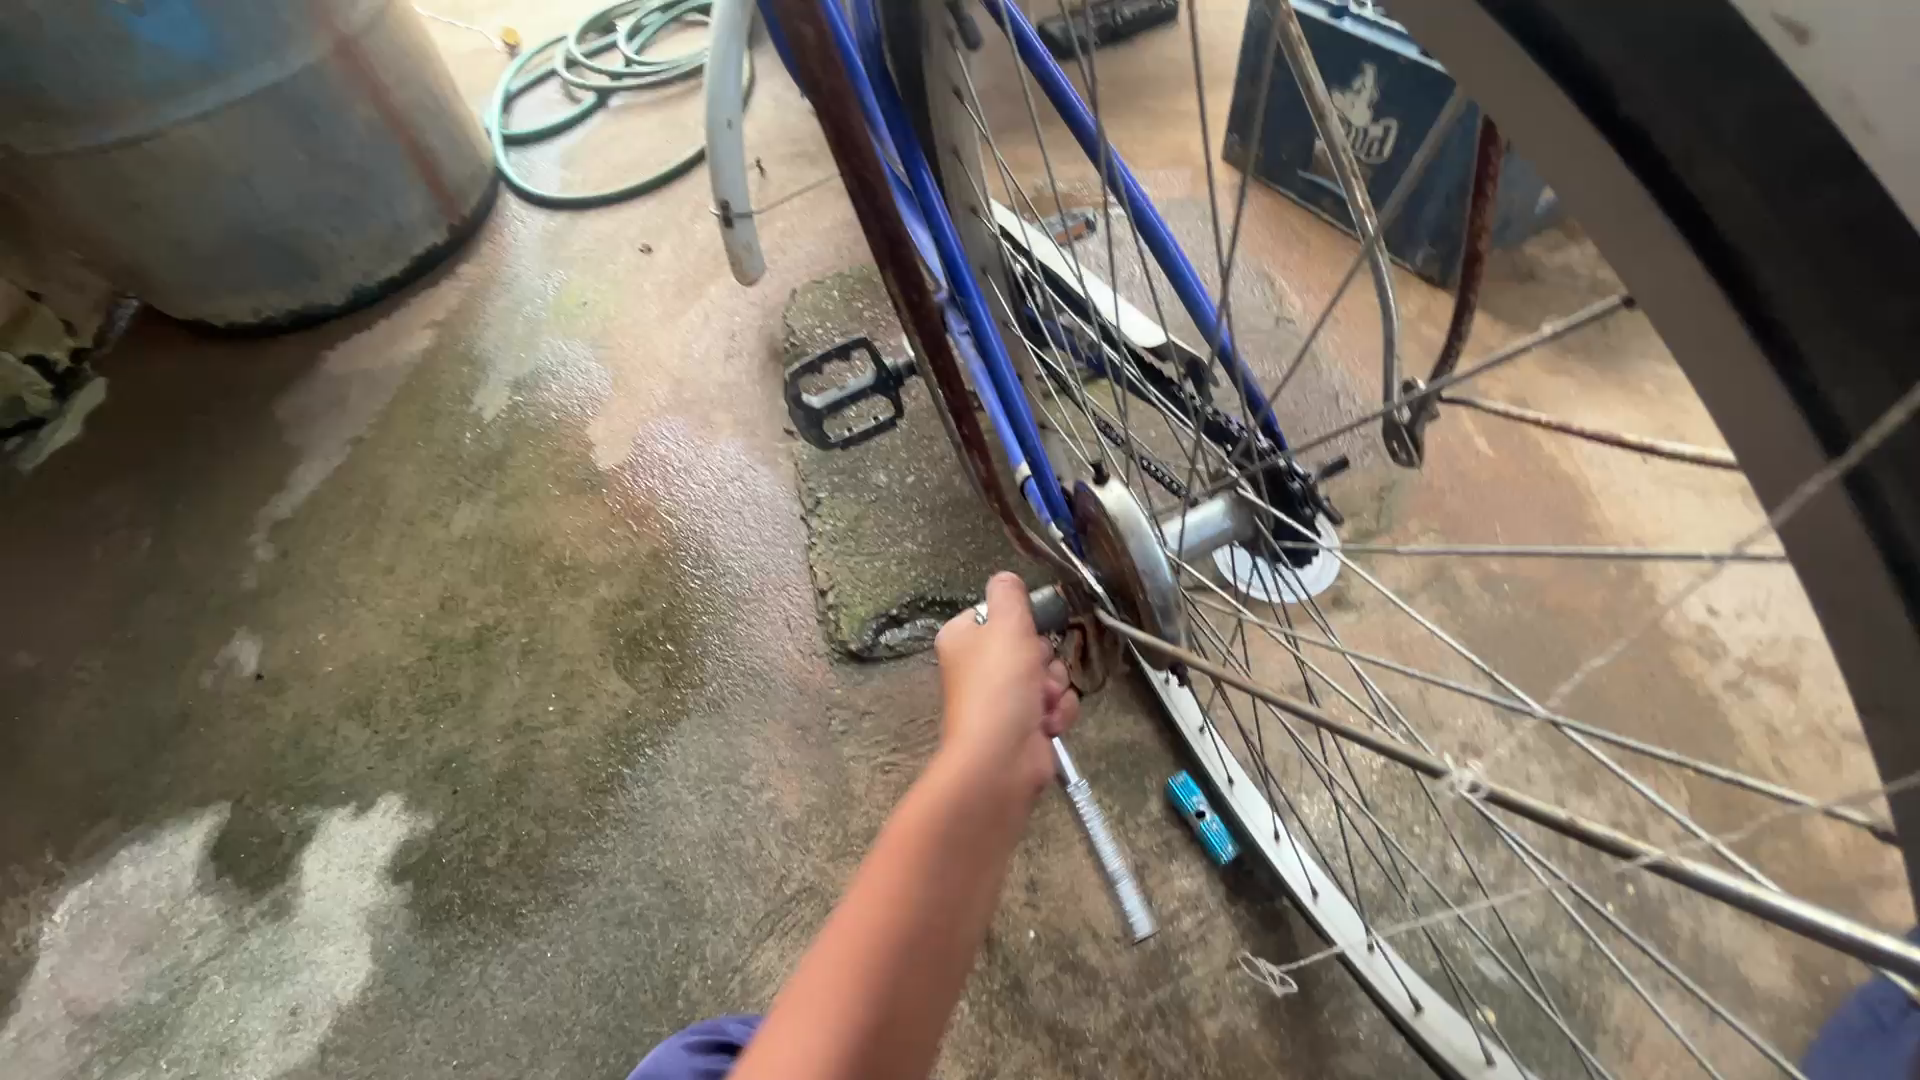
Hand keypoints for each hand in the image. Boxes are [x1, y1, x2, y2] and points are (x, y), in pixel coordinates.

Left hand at [933, 572, 1079, 799]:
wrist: (1000, 758)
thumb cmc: (998, 685)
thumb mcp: (1005, 624)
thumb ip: (1009, 593)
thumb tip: (1006, 578)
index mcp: (962, 638)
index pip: (997, 614)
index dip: (1019, 622)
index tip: (1028, 629)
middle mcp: (978, 667)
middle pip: (1029, 644)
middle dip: (1044, 659)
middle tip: (1036, 670)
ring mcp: (1000, 698)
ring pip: (1048, 675)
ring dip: (1054, 687)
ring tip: (1043, 701)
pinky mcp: (1022, 725)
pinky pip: (1054, 705)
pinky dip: (1057, 712)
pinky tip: (1048, 723)